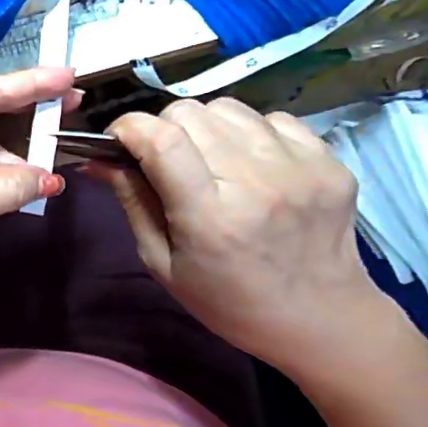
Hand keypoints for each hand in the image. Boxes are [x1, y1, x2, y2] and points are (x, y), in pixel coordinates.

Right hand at [95, 98, 392, 374]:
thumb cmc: (228, 300)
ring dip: (205, 127)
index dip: (128, 128)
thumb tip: (99, 158)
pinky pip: (271, 118)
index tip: (118, 140)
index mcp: (209, 216)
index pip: (161, 139)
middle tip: (165, 160)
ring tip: (210, 161)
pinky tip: (251, 166)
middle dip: (162, 128)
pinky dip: (249, 133)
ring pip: (227, 108)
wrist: (319, 318)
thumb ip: (133, 202)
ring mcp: (299, 167)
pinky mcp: (328, 161)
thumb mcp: (163, 263)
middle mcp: (255, 182)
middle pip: (189, 114)